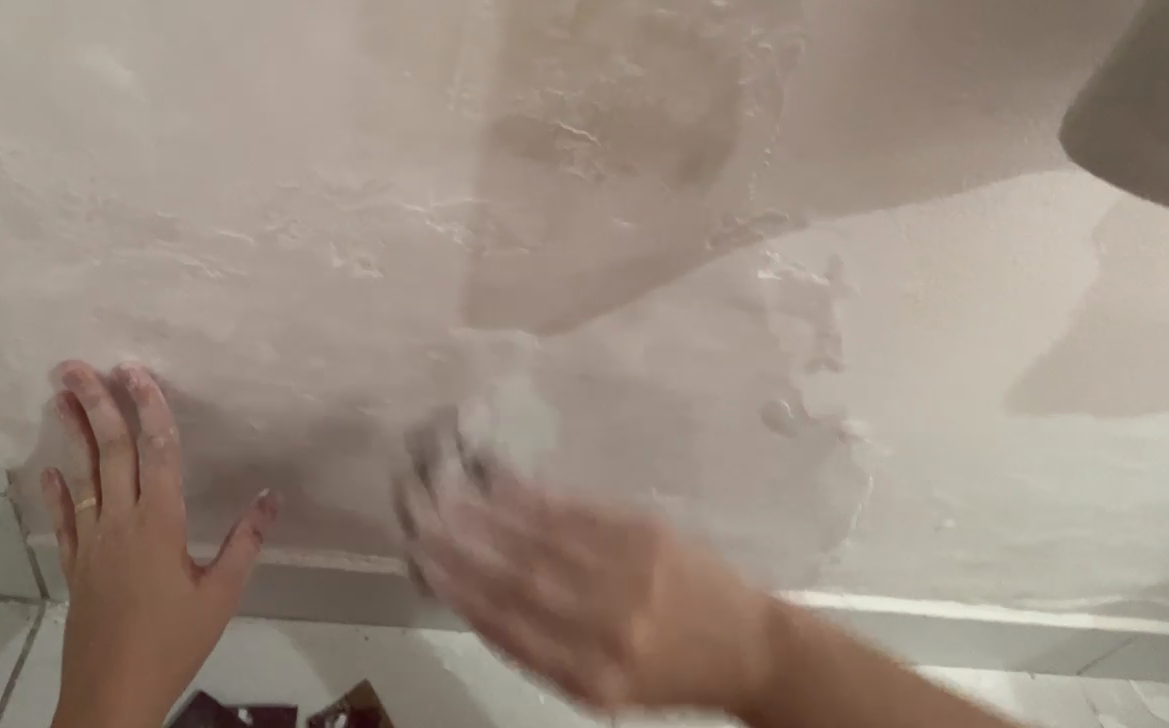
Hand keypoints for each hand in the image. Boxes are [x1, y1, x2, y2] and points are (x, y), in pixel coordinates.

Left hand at [44, 360, 278, 727]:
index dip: (148, 406)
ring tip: (60, 398)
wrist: (110, 697)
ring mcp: (93, 543)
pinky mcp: (77, 566)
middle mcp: (122, 521)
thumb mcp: (221, 593)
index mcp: (160, 522)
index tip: (135, 371)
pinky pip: (67, 519)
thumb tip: (271, 495)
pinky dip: (58, 492)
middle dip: (96, 405)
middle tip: (77, 366)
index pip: (157, 449)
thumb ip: (245, 541)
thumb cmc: (173, 643)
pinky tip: (49, 470)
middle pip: (109, 451)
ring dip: (73, 435)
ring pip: (83, 476)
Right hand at [399, 468, 773, 714]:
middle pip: (518, 579)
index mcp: (591, 678)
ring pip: (543, 540)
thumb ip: (542, 646)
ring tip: (448, 492)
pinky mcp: (647, 534)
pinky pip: (578, 513)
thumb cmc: (666, 672)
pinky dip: (533, 497)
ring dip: (488, 514)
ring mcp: (630, 575)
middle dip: (462, 545)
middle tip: (420, 514)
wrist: (748, 646)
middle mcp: (608, 629)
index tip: (421, 560)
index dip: (459, 590)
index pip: (509, 628)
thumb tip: (479, 593)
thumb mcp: (604, 686)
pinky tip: (502, 482)